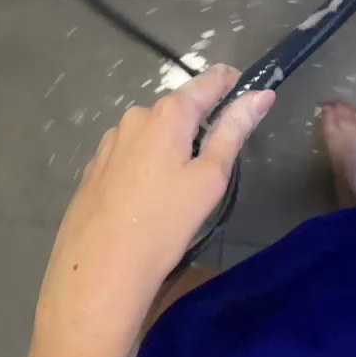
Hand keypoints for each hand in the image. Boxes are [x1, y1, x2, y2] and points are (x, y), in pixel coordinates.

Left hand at [30, 66, 272, 356]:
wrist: (97, 275)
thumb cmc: (163, 225)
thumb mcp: (210, 179)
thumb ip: (234, 130)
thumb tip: (261, 94)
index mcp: (167, 113)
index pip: (208, 81)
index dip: (231, 83)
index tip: (248, 93)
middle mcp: (136, 116)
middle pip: (179, 108)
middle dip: (200, 124)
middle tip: (215, 163)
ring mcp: (110, 140)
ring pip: (153, 131)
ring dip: (171, 145)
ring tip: (180, 188)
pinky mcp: (94, 166)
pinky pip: (131, 152)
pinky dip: (147, 163)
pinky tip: (148, 199)